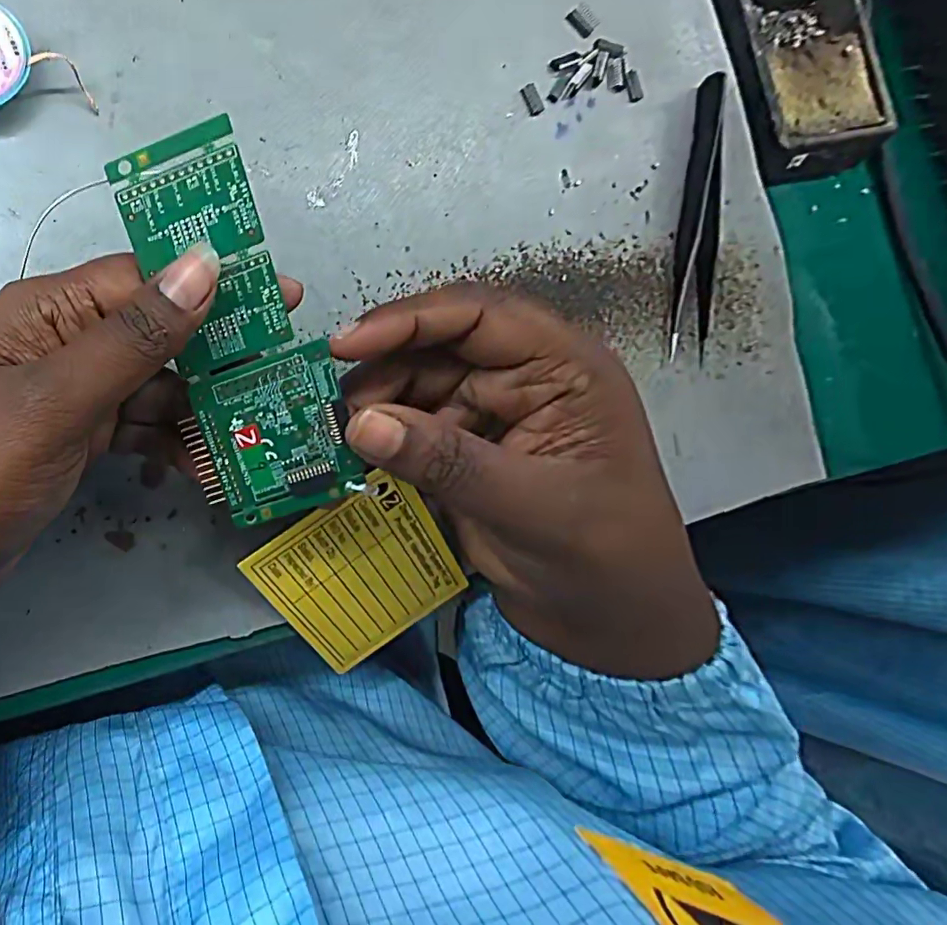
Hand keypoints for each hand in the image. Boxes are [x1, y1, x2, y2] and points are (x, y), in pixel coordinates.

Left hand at [0, 246, 302, 694]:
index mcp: (48, 311)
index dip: (213, 286)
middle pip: (158, 332)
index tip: (282, 297)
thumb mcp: (55, 402)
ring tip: (253, 436)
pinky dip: (171, 443)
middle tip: (280, 374)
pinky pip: (140, 425)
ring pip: (156, 385)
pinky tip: (205, 467)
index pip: (144, 280)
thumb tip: (203, 265)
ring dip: (201, 410)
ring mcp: (73, 392)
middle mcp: (64, 341)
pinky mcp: (79, 435)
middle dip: (218, 355)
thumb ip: (133, 337)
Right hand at [330, 285, 717, 678]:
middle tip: (337, 411)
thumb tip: (361, 423)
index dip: (407, 320)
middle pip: (434, 347)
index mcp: (563, 368)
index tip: (345, 345)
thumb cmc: (602, 558)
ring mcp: (489, 411)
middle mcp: (521, 377)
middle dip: (382, 372)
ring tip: (343, 439)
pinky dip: (380, 438)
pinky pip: (408, 425)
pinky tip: (358, 457)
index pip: (478, 316)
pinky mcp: (461, 445)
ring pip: (412, 385)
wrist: (609, 629)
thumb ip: (443, 460)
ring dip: (375, 407)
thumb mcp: (526, 505)